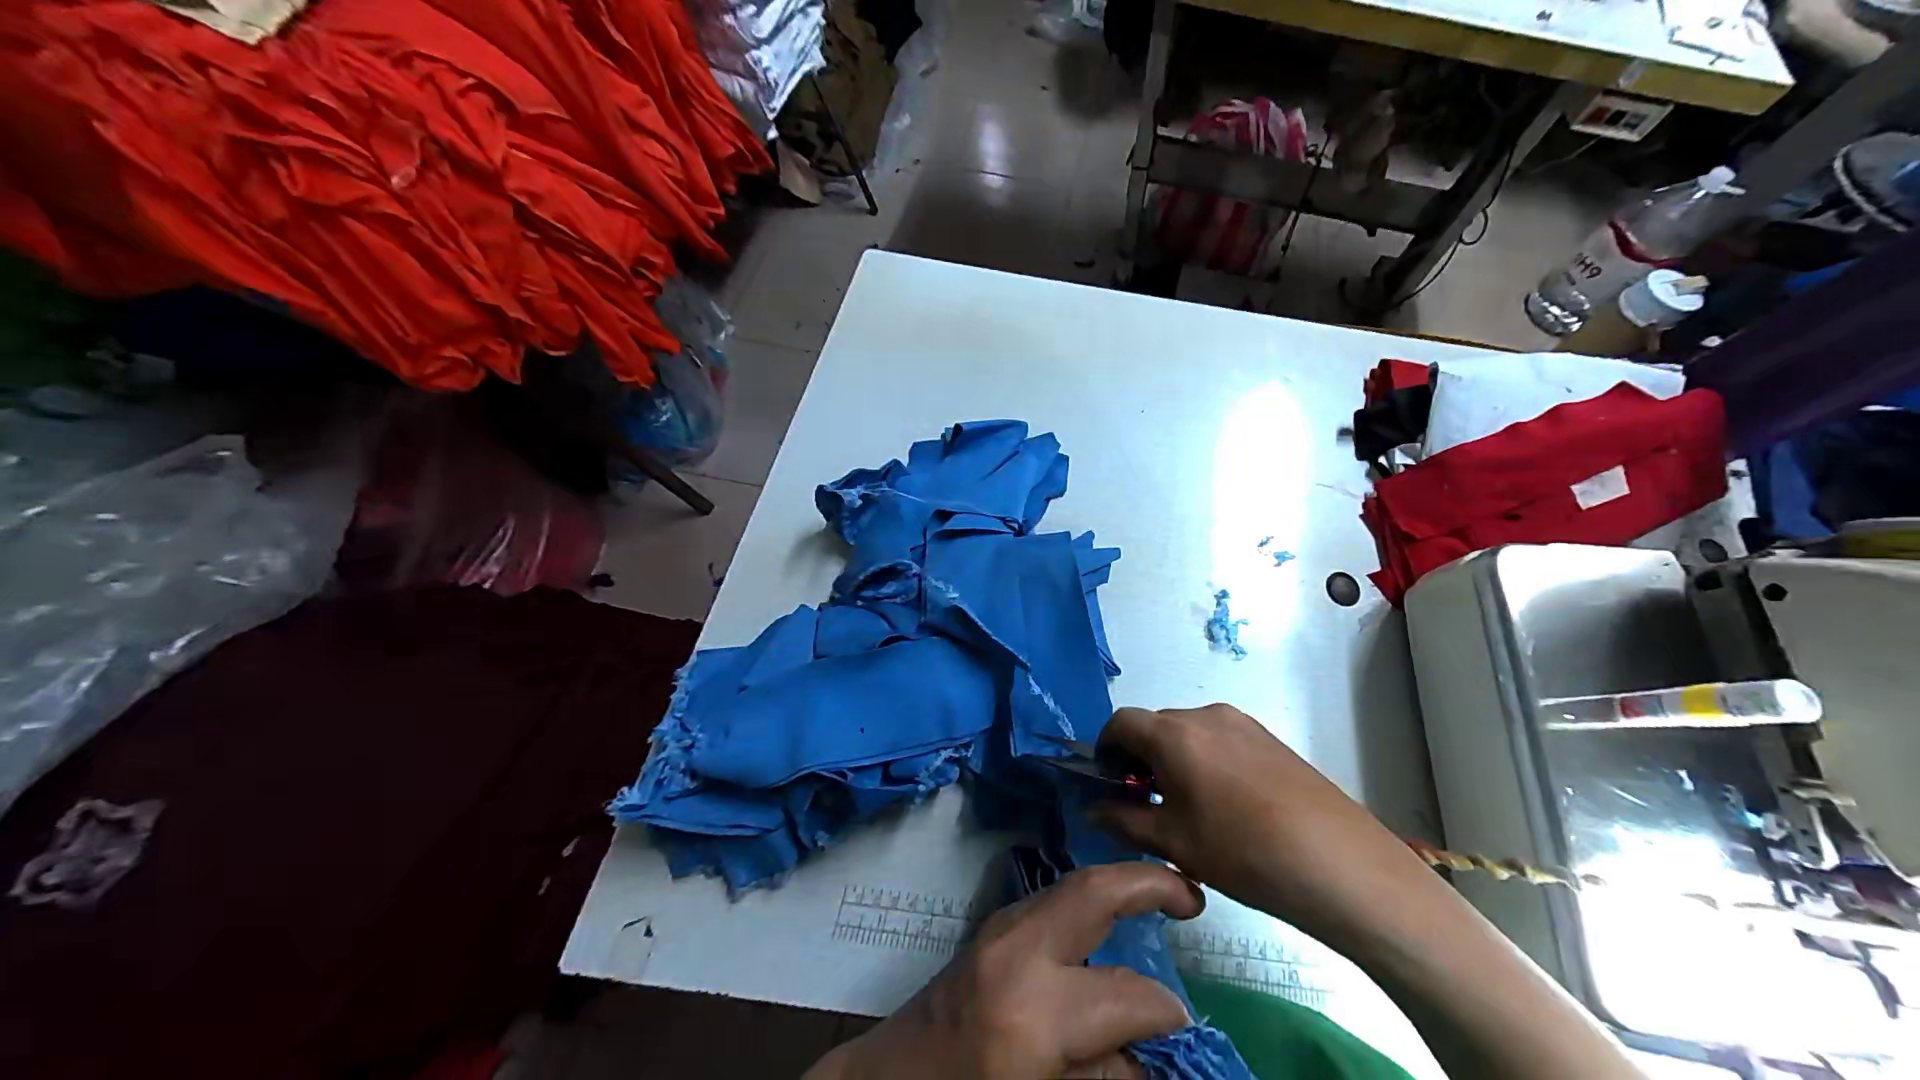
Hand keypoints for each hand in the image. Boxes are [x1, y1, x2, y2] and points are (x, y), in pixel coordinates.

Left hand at [806, 863, 1203, 1079]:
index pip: (1128, 995)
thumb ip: (1109, 1074)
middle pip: (1093, 892)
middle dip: (1148, 883)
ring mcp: (999, 929)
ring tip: (1163, 893)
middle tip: (1192, 896)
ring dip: (1119, 883)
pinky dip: (1090, 898)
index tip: (1187, 1030)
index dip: (1168, 1015)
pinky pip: (1052, 900)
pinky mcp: (992, 926)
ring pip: (1072, 885)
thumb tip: (1163, 1049)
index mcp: (1035, 1011)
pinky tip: (1110, 916)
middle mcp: (1018, 951)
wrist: (893, 1079)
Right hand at [1093, 704, 1437, 951]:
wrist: (1341, 865)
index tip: (1110, 785)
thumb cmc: (1243, 852)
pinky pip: (1221, 740)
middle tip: (1146, 803)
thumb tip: (1094, 809)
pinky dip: (1205, 761)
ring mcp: (1243, 724)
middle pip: (1155, 725)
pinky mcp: (1271, 739)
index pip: (1120, 722)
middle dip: (1140, 758)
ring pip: (1189, 733)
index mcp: (1174, 733)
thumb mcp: (1173, 841)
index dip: (1105, 750)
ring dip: (1173, 759)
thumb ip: (1123, 820)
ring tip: (1188, 808)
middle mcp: (1205, 715)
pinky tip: (1226, 806)